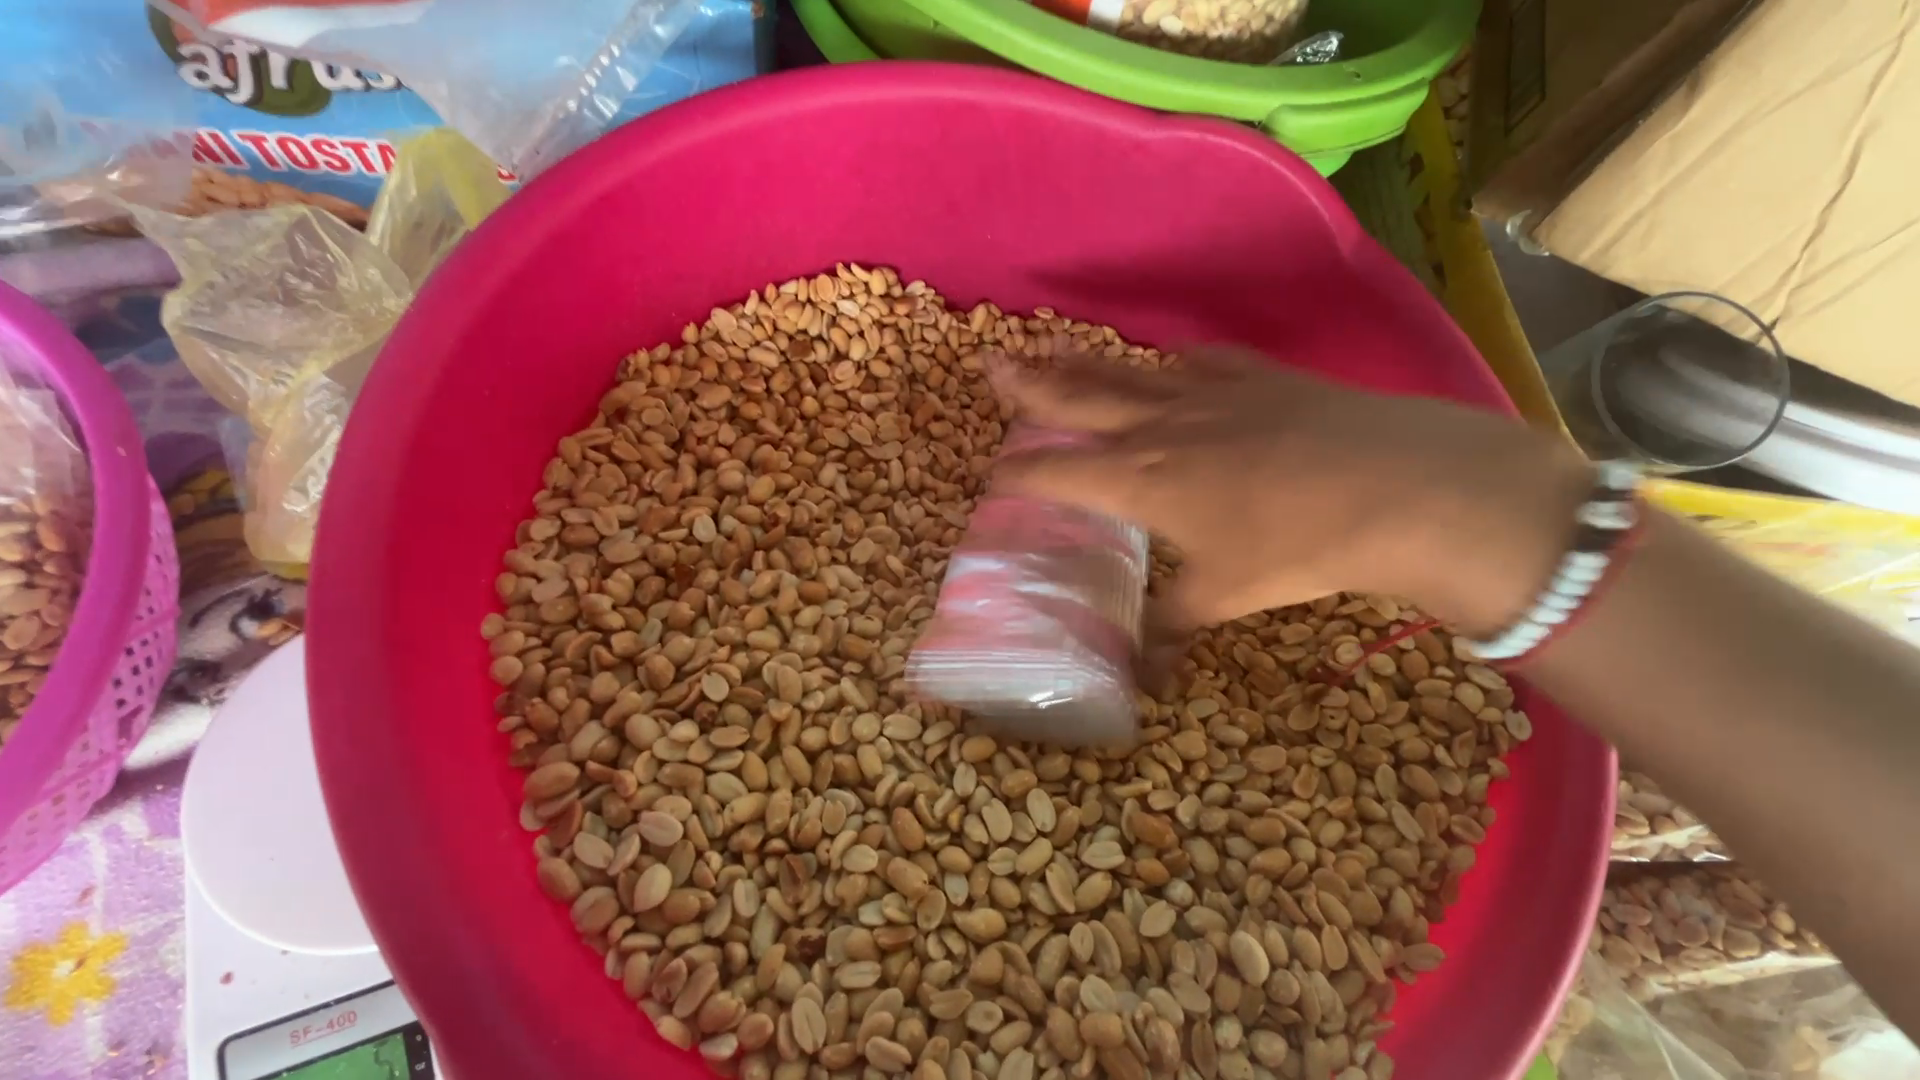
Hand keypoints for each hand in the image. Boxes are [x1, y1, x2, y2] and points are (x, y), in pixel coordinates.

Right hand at [986, 347, 1592, 635]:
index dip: (1018, 476)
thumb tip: (1144, 682)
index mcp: (1139, 480)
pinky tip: (1166, 358)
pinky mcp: (1255, 376)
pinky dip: (1169, 361)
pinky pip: (1196, 360)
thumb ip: (1173, 628)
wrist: (1399, 485)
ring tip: (1049, 347)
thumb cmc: (1296, 546)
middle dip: (1027, 387)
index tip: (992, 478)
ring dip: (1082, 362)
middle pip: (1076, 400)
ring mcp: (1207, 393)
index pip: (1056, 474)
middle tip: (989, 365)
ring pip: (1126, 372)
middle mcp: (1158, 426)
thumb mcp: (1225, 597)